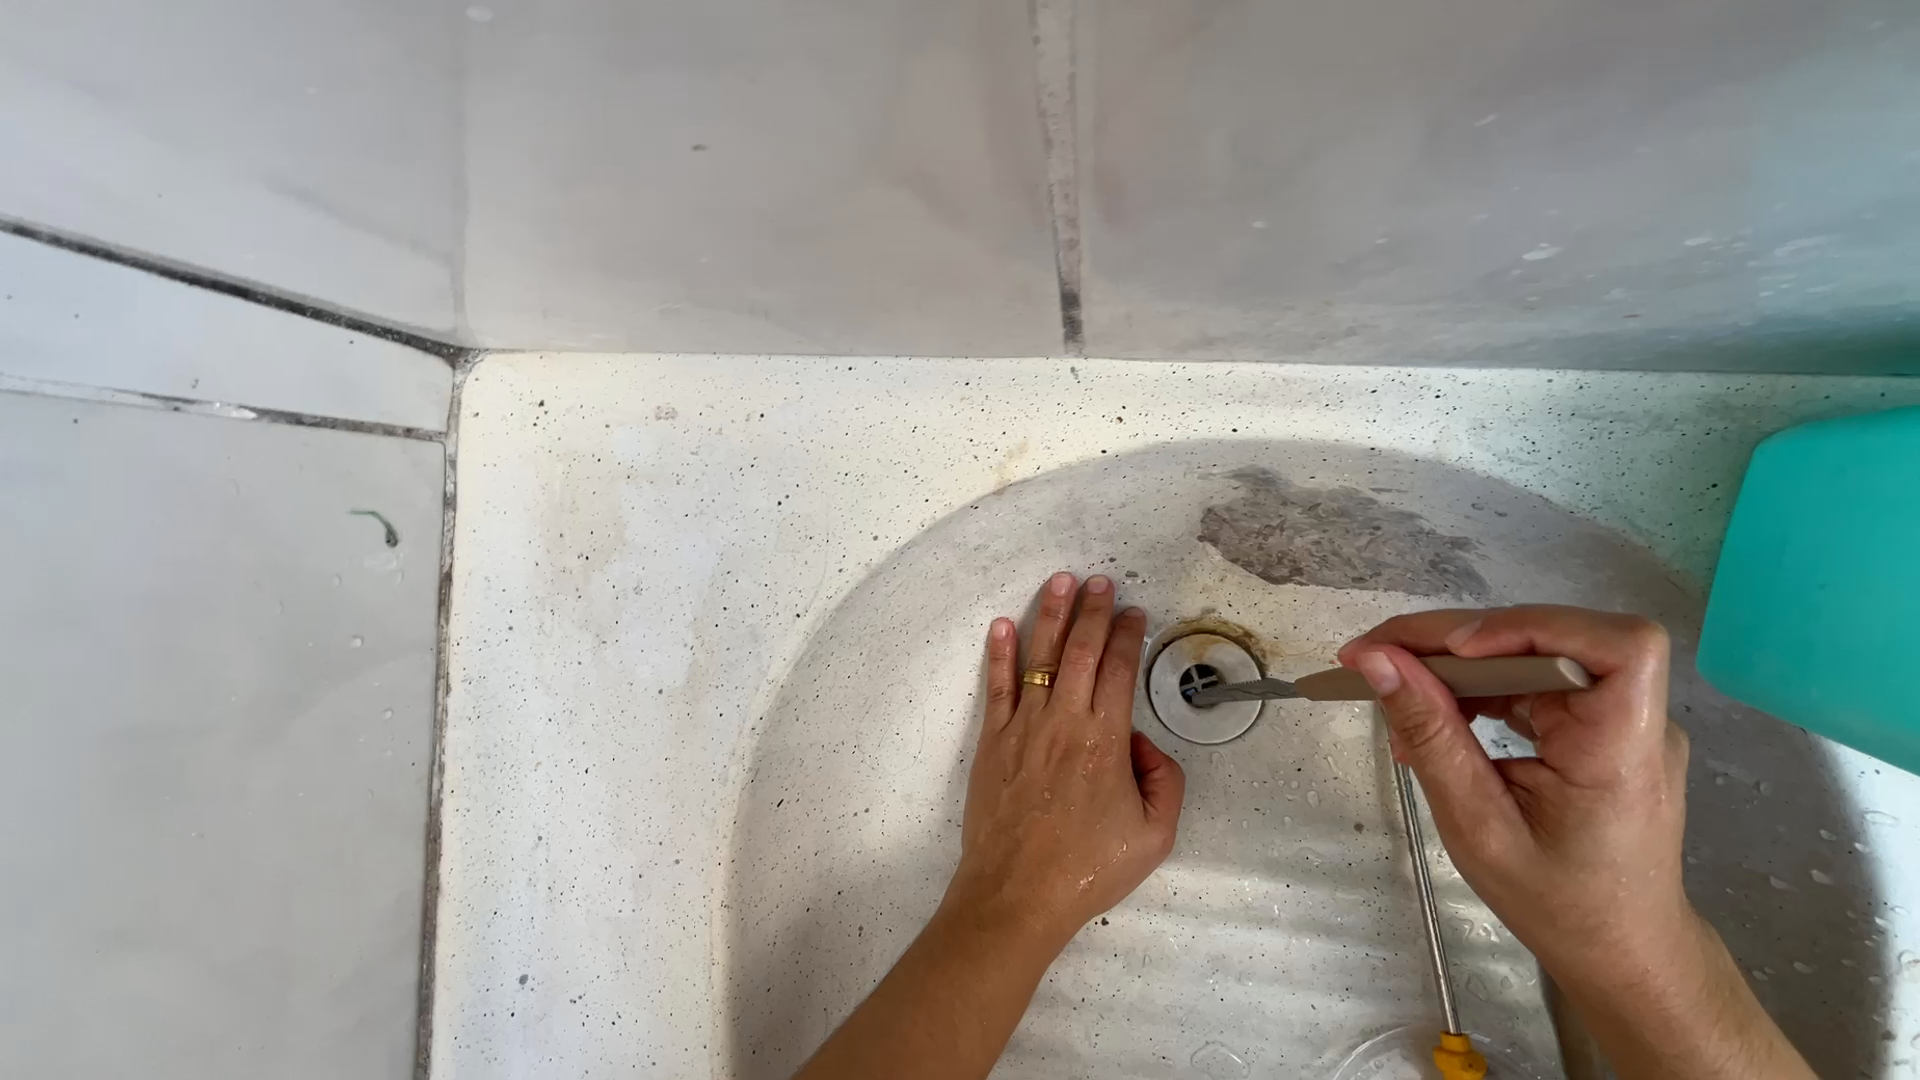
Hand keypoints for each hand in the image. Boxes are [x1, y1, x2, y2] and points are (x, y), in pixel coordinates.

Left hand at [794, 572, 1185, 1079]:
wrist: (1017, 893)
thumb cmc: (1088, 868)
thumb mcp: (1155, 836)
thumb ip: (1164, 780)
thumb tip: (1141, 741)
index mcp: (1105, 740)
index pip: (1120, 671)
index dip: (1128, 636)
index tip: (1133, 611)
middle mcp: (1065, 721)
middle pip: (1082, 651)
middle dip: (1093, 611)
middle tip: (1101, 581)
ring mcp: (1024, 726)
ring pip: (1041, 658)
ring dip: (1051, 616)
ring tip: (1060, 582)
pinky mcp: (992, 740)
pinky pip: (997, 687)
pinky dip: (999, 654)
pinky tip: (1002, 625)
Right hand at [1339, 605, 1690, 983]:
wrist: (1619, 949)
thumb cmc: (1555, 901)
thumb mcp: (1474, 823)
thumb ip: (1428, 735)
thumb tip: (1374, 660)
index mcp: (1622, 749)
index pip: (1616, 646)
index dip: (1533, 627)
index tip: (1455, 650)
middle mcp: (1633, 718)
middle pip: (1549, 637)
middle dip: (1451, 639)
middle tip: (1372, 656)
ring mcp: (1614, 717)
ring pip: (1528, 650)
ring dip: (1451, 658)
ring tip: (1390, 683)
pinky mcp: (1591, 722)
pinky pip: (1525, 677)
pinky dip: (1469, 683)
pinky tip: (1431, 709)